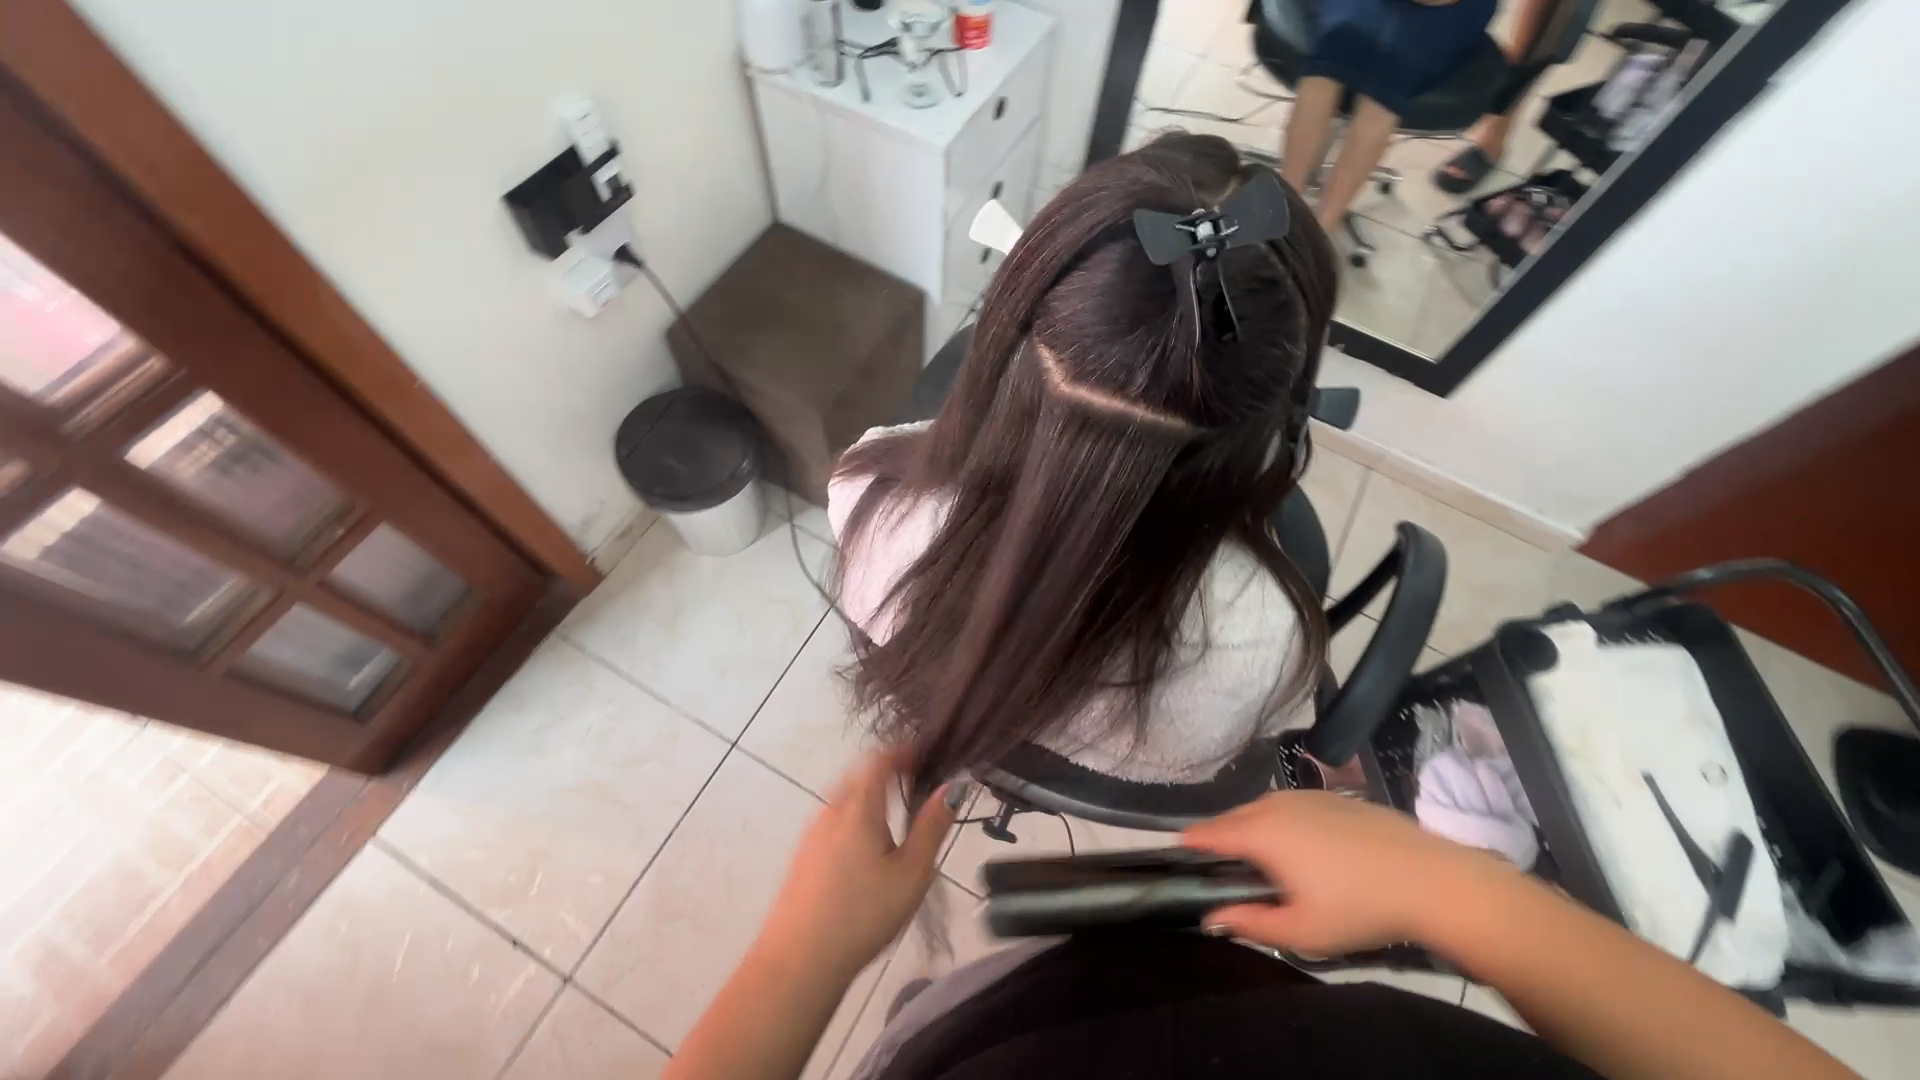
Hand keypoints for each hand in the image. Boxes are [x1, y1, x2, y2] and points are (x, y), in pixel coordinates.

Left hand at [759, 753, 959, 979]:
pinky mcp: (802, 858)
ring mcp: (811, 834)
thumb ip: (932, 826)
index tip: (925, 756)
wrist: (798, 961)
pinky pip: (832, 821)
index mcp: (859, 807)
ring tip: (894, 818)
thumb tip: (952, 787)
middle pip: (858, 775)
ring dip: (868, 796)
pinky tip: (865, 850)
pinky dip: (853, 818)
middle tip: (914, 783)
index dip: (903, 752)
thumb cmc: (863, 914)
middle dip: (886, 772)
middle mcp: (831, 811)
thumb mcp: (911, 873)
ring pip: (843, 799)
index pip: (879, 759)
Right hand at [1182, 791, 1512, 955]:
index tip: (1180, 860)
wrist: (1431, 879)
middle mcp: (1275, 805)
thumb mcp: (1302, 931)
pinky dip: (1281, 822)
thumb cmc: (1359, 908)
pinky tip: (1303, 849)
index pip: (1207, 833)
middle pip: (1231, 817)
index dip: (1189, 846)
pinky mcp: (1334, 797)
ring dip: (1251, 829)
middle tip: (1221, 869)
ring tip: (1261, 860)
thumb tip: (1211, 919)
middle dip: (1219, 838)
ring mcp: (1307, 796)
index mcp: (1261, 833)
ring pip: (1261, 809)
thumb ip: (1250, 922)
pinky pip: (1290, 806)